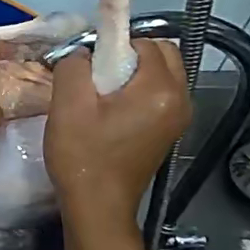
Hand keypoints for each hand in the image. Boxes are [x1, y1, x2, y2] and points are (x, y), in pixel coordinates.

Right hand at [44, 40, 191, 224]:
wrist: (98, 208)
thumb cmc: (84, 156)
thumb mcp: (68, 104)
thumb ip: (74, 64)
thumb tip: (83, 52)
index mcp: (161, 89)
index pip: (145, 42)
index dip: (115, 46)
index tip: (92, 68)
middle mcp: (181, 99)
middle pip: (163, 53)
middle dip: (132, 56)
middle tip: (101, 79)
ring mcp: (180, 118)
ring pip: (163, 74)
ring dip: (136, 74)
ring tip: (105, 97)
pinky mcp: (170, 131)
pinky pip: (161, 95)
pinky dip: (141, 93)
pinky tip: (114, 113)